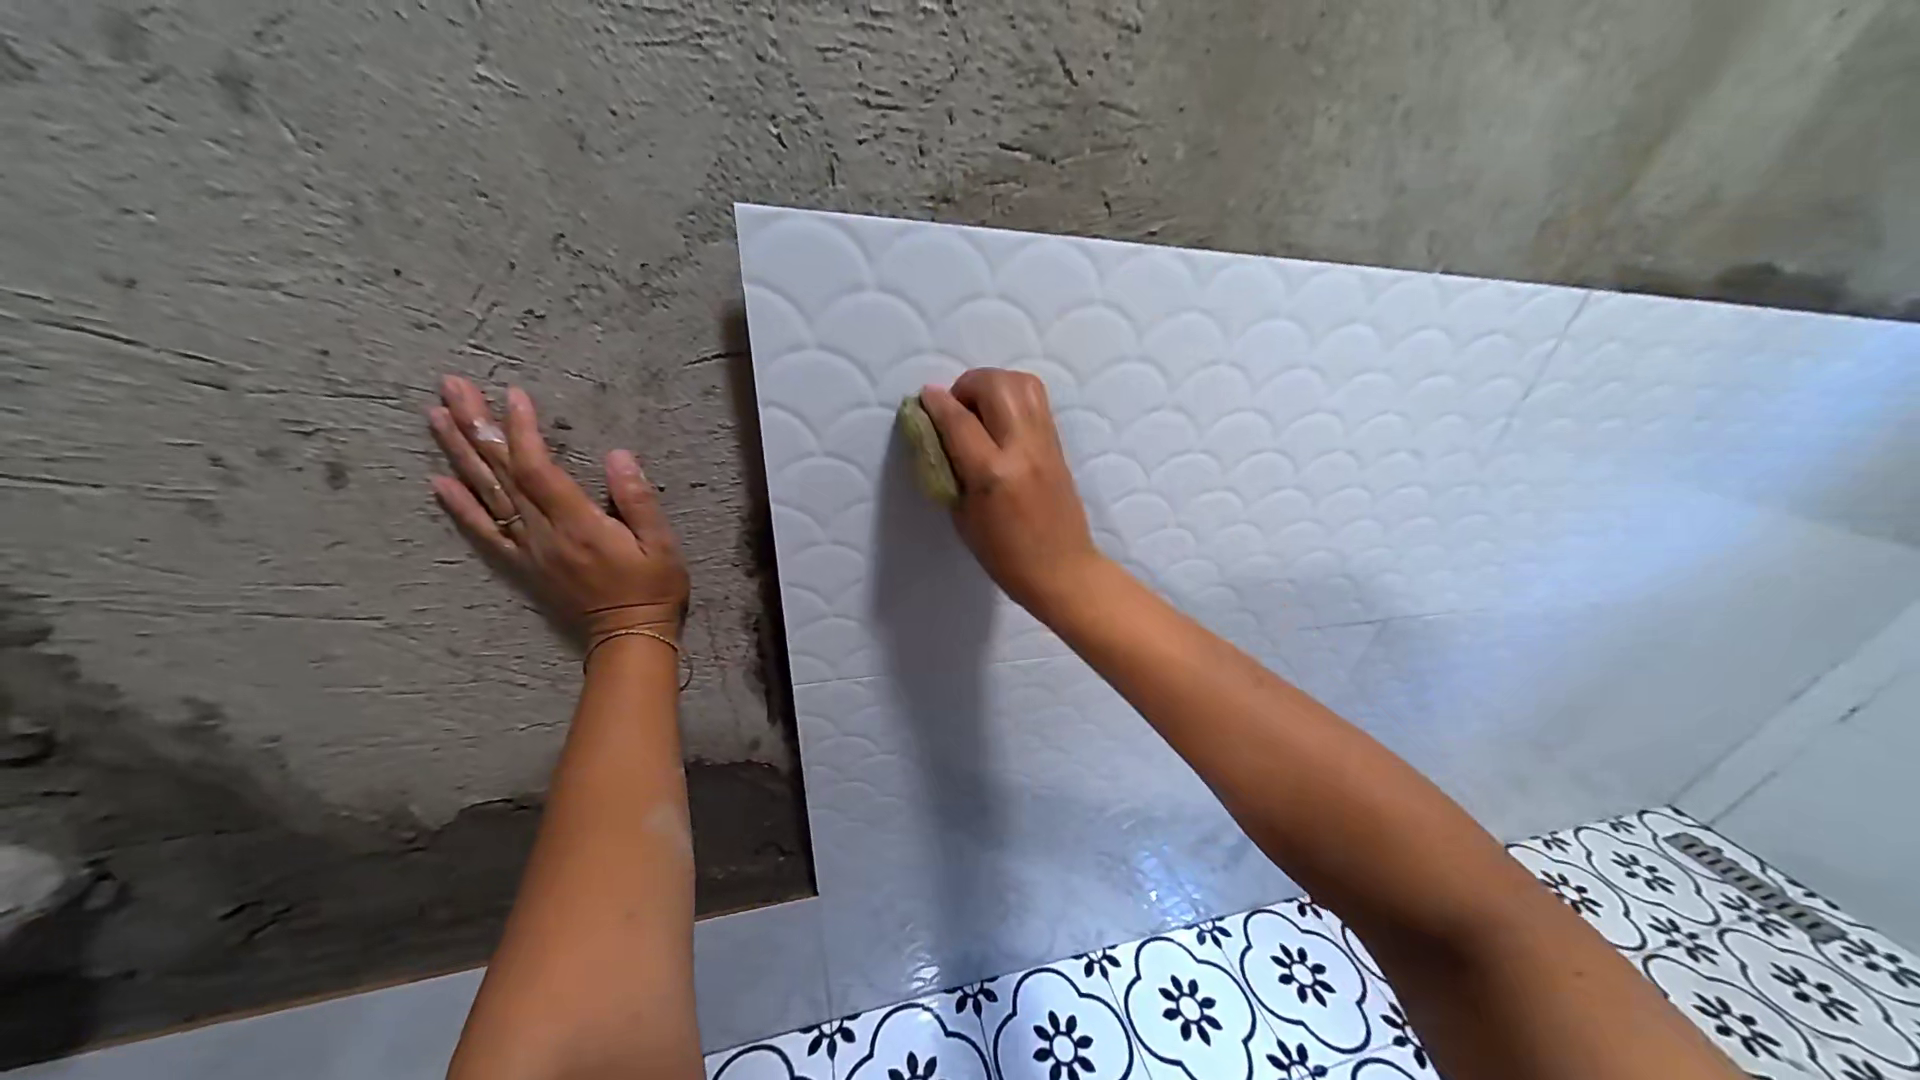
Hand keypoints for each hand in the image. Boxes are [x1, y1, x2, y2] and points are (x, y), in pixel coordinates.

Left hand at [426, 375, 688, 644]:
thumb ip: (638, 499)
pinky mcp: (523, 565)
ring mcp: (528, 550)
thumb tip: (618, 455)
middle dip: (476, 427)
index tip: (513, 394)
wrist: (628, 636)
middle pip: (502, 474)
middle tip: (452, 387)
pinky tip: (438, 480)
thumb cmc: (654, 587)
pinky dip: (459, 506)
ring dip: (459, 453)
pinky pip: (484, 532)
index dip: (522, 431)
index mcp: (579, 525)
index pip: (539, 470)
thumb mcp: (662, 543)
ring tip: (435, 415)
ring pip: (487, 495)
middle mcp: (544, 534)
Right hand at [918, 368, 1104, 616]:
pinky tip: (1000, 419)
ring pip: (1021, 383)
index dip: (936, 403)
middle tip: (956, 409)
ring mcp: (1045, 443)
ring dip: (993, 384)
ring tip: (979, 409)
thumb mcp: (963, 517)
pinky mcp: (1058, 444)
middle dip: (967, 386)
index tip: (924, 398)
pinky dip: (1012, 396)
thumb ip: (950, 470)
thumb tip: (938, 434)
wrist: (1062, 569)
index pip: (959, 420)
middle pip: (994, 385)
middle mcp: (1022, 449)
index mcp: (993, 474)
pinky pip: (1036, 400)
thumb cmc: (1004, 555)